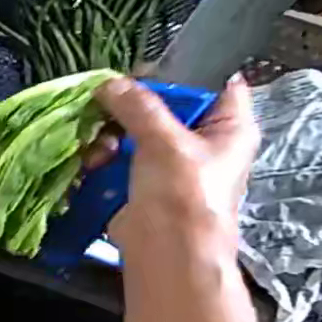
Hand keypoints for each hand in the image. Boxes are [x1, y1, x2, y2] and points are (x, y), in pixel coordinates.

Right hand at [95, 73, 259, 261]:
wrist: (166, 246)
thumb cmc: (183, 192)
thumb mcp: (164, 142)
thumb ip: (138, 108)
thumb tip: (109, 82)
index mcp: (228, 127)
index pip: (213, 85)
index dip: (180, 76)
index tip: (139, 75)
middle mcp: (201, 140)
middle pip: (160, 108)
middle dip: (126, 112)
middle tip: (105, 112)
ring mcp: (168, 161)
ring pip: (131, 131)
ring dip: (108, 137)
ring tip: (99, 150)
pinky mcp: (140, 178)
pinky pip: (117, 155)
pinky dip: (102, 157)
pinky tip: (93, 164)